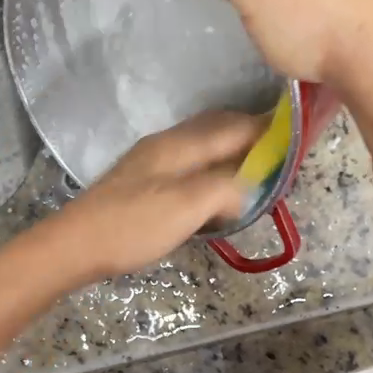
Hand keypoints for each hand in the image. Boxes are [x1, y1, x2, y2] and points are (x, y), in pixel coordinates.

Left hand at [36, 110, 261, 280]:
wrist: (72, 247)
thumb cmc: (131, 226)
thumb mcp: (187, 206)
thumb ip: (226, 187)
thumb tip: (251, 185)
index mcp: (180, 144)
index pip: (236, 125)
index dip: (269, 130)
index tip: (299, 138)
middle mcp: (165, 145)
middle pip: (217, 129)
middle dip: (250, 136)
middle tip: (279, 157)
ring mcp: (149, 164)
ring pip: (200, 147)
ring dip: (229, 155)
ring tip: (253, 175)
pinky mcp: (138, 186)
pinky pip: (185, 167)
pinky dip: (208, 172)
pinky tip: (212, 194)